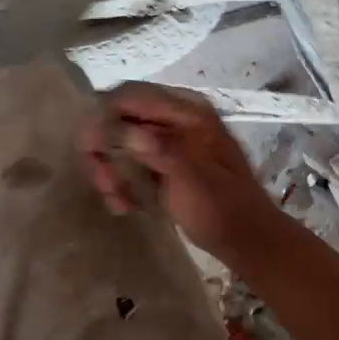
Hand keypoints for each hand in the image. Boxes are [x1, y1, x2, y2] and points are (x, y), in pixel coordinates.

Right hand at [80, 82, 285, 260]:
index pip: (128, 96)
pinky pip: (127, 159)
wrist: (249, 243)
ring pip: (117, 140)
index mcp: (186, 110)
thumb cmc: (223, 209)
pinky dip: (119, 179)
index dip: (102, 118)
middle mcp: (173, 116)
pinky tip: (124, 202)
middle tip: (103, 182)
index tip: (89, 149)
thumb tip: (120, 130)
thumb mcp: (192, 177)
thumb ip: (157, 148)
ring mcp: (167, 139)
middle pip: (118, 117)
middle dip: (103, 149)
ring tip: (115, 198)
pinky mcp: (162, 160)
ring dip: (109, 168)